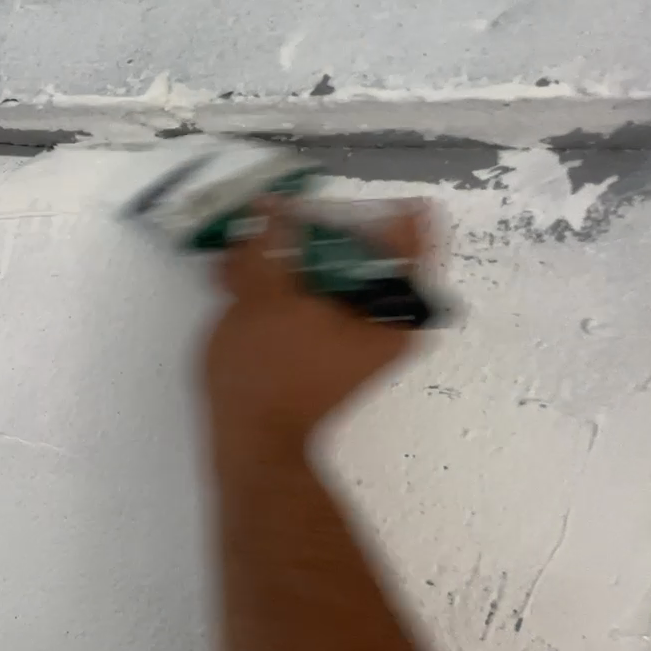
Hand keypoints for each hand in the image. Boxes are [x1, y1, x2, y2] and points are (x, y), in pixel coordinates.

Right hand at [203, 197, 435, 454]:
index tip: (308, 212)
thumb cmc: (264, 372)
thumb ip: (265, 248)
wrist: (253, 444)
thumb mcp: (259, 300)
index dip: (354, 210)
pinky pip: (320, 311)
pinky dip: (289, 299)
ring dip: (292, 270)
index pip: (406, 226)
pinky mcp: (334, 361)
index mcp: (401, 300)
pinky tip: (250, 300)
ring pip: (337, 284)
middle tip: (266, 236)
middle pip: (366, 255)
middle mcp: (396, 319)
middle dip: (311, 241)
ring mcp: (366, 343)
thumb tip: (269, 207)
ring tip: (244, 269)